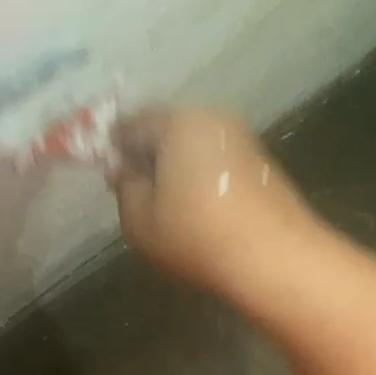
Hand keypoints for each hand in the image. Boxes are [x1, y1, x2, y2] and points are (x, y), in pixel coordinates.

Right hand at [112, 108, 326, 296]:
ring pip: (191, 145)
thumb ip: (125, 189)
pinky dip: (195, 176)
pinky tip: (190, 207)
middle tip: (130, 190)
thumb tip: (123, 171)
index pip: (132, 124)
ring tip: (160, 204)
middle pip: (166, 129)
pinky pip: (212, 159)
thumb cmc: (194, 235)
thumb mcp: (139, 220)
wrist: (270, 255)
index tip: (105, 173)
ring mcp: (239, 138)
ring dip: (172, 167)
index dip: (113, 147)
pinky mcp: (257, 161)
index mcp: (178, 124)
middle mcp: (211, 119)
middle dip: (145, 154)